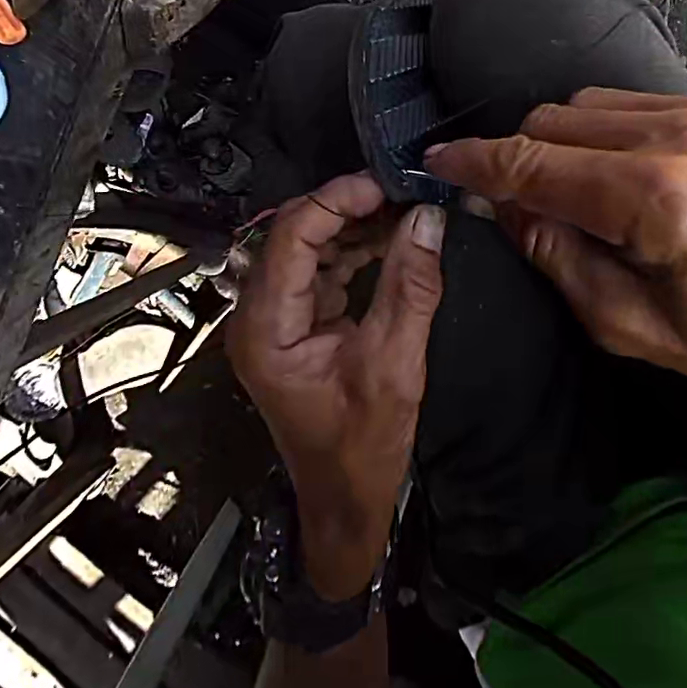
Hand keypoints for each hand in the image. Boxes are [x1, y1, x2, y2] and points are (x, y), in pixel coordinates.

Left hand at [226, 174, 446, 598]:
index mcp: (266, 327)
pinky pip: (321, 269)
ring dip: (355, 226)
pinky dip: (355, 250)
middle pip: (296, 234)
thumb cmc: (362, 450)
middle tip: (401, 194)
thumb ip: (409, 287)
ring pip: (309, 247)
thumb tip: (428, 220)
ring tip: (403, 212)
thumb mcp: (394, 367)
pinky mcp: (296, 322)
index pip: (291, 235)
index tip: (384, 185)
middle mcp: (258, 315)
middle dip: (348, 208)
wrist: (344, 502)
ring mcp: (275, 318)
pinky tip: (391, 241)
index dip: (336, 200)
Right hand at [424, 88, 686, 445]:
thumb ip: (554, 256)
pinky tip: (630, 175)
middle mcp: (682, 135)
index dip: (474, 162)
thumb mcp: (630, 327)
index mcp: (654, 198)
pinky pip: (639, 103)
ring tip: (580, 193)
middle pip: (553, 118)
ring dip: (564, 142)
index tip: (437, 160)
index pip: (531, 163)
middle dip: (520, 156)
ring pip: (590, 103)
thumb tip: (503, 207)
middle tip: (519, 203)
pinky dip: (611, 133)